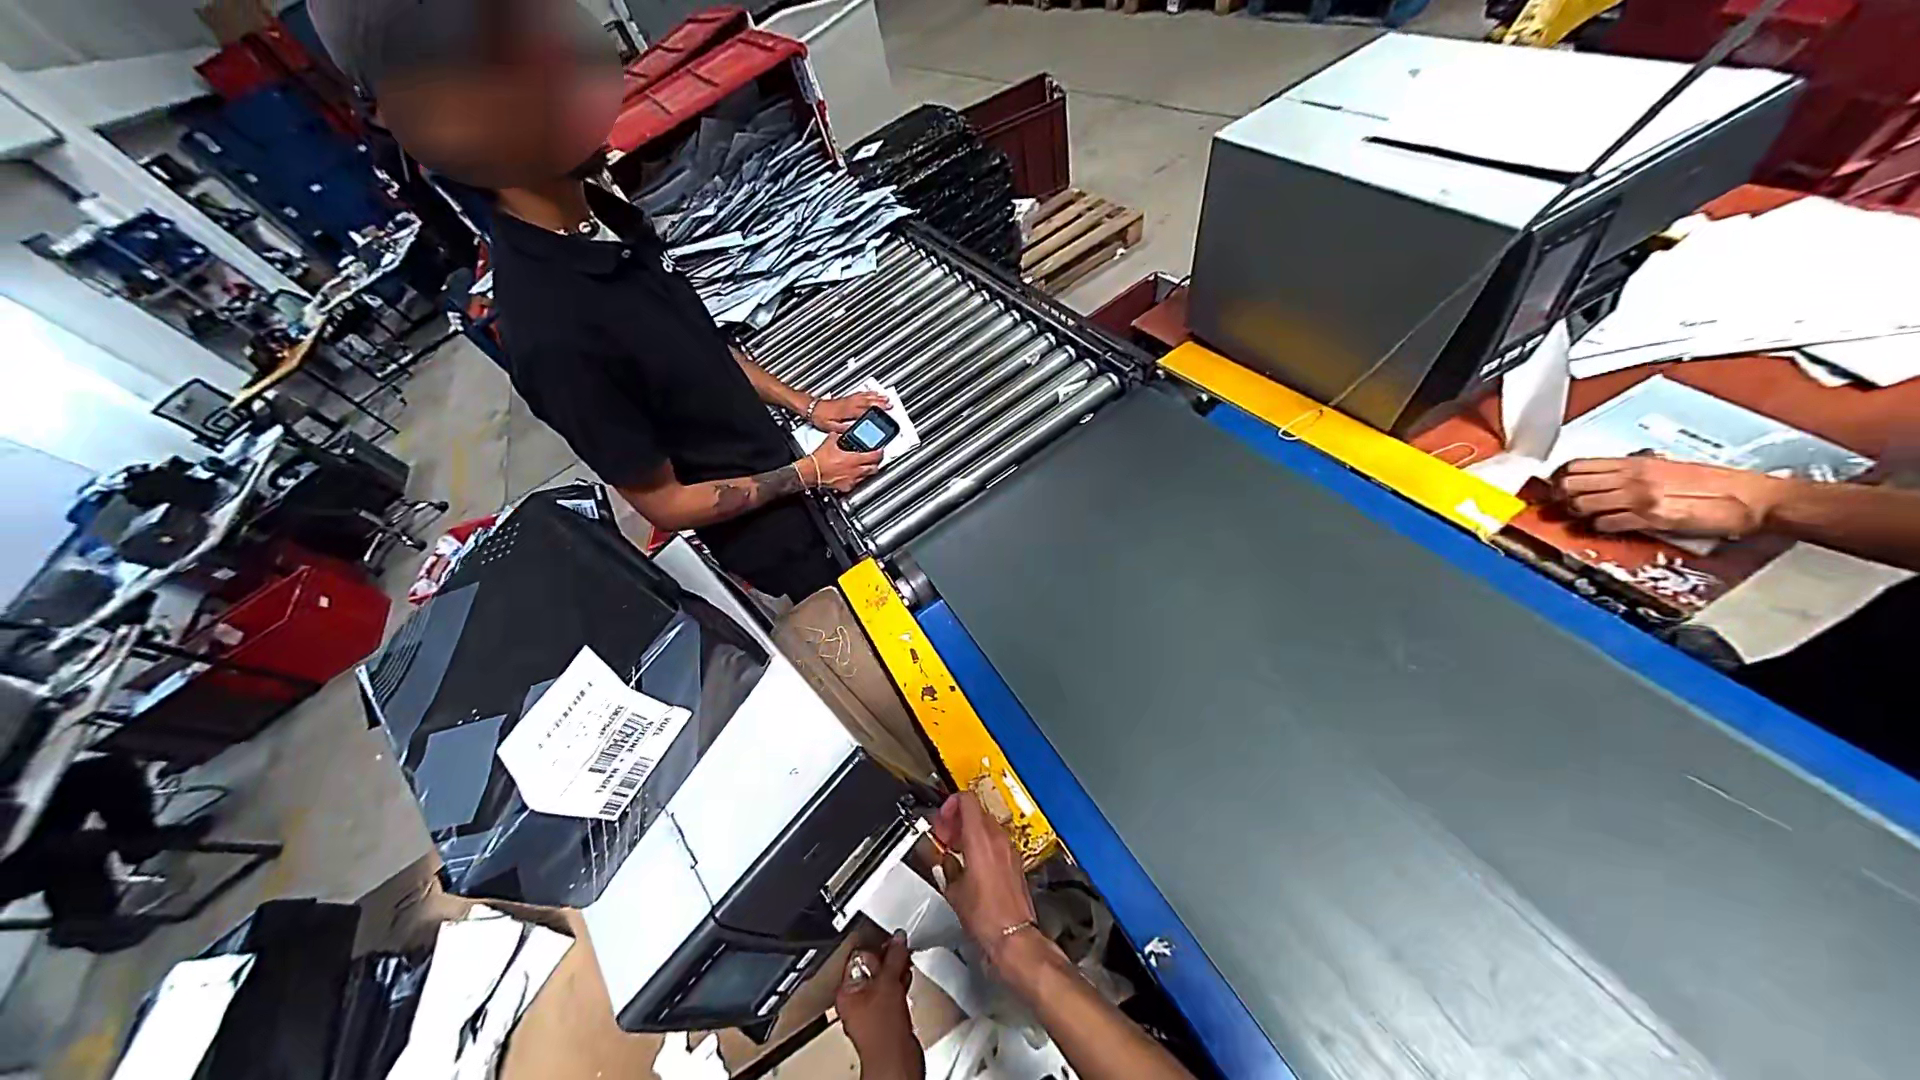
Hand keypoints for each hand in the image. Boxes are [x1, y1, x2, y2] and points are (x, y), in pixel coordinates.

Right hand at [806, 441, 882, 492]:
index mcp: (854, 459)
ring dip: (867, 472)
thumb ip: (835, 437)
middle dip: (876, 464)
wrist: (812, 472)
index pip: (874, 456)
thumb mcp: (829, 443)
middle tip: (875, 460)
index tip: (880, 450)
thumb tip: (836, 434)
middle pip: (874, 469)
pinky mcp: (846, 487)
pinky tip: (854, 476)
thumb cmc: (820, 460)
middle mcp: (855, 470)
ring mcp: (852, 480)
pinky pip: (856, 484)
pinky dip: (857, 480)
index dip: (879, 453)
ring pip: (866, 477)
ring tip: (866, 467)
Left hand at [810, 390, 891, 432]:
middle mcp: (849, 404)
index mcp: (847, 411)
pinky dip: (868, 393)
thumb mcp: (831, 427)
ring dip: (876, 397)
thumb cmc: (821, 417)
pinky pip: (860, 394)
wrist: (813, 408)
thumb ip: (844, 429)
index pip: (864, 411)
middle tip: (890, 404)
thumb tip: (855, 430)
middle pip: (868, 402)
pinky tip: (873, 393)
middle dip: (880, 402)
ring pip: (865, 396)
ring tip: (885, 397)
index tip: (884, 411)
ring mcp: (849, 400)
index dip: (875, 411)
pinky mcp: (847, 398)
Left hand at [836, 934, 923, 1079]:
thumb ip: (894, 958)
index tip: (887, 936)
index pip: (858, 959)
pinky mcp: (887, 1019)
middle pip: (871, 969)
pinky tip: (907, 975)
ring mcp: (872, 1011)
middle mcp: (856, 1002)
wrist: (898, 1061)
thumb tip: (898, 939)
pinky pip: (892, 992)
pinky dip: (900, 982)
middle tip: (899, 945)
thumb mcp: (888, 983)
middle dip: (886, 957)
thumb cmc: (882, 1033)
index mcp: (847, 993)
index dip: (873, 945)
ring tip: (906, 956)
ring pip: (883, 980)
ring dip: (895, 968)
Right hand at [933, 792, 1039, 966]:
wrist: (1013, 935)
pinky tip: (972, 862)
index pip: (966, 800)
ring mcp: (1009, 849)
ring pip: (987, 824)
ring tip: (956, 849)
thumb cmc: (987, 916)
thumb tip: (944, 862)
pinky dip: (983, 843)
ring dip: (970, 831)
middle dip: (957, 819)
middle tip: (945, 835)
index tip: (942, 818)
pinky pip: (997, 841)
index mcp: (980, 839)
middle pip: (976, 810)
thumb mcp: (954, 890)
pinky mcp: (1015, 861)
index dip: (951, 804)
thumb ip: (947, 867)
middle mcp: (997, 839)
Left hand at [1552, 456, 1786, 537]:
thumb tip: (1605, 475)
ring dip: (1576, 513)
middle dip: (1560, 496)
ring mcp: (1639, 498)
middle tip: (1564, 504)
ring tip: (1584, 517)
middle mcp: (1631, 478)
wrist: (1757, 498)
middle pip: (1569, 485)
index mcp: (1635, 463)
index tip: (1556, 486)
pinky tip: (1606, 526)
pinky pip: (1605, 523)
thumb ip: (1634, 469)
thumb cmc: (1717, 483)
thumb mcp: (1668, 466)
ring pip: (1580, 504)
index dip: (1559, 477)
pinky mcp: (1650, 519)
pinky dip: (1598, 527)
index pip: (1576, 465)